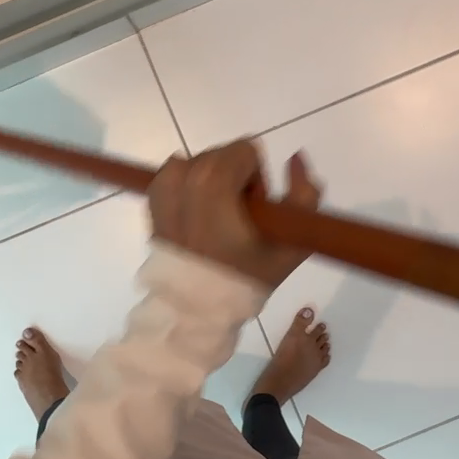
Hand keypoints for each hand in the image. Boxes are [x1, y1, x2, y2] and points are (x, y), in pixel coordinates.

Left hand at [148, 141, 322, 288]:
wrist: (197, 307)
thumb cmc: (245, 276)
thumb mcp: (291, 244)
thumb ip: (305, 195)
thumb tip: (296, 156)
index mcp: (215, 181)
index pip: (247, 150)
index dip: (258, 178)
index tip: (256, 211)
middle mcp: (185, 175)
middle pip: (222, 155)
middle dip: (236, 179)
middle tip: (239, 218)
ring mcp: (164, 186)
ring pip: (200, 163)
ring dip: (213, 182)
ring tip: (217, 219)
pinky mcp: (152, 199)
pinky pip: (177, 175)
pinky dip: (190, 188)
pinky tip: (196, 217)